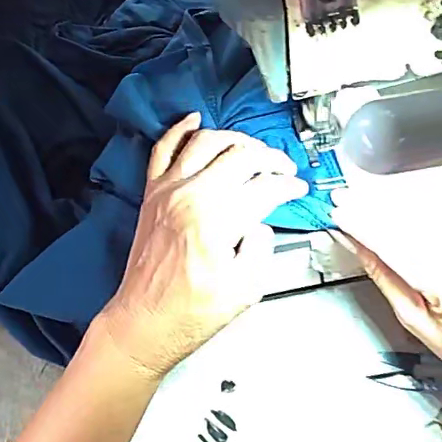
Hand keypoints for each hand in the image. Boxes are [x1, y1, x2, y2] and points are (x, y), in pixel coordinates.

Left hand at [94, 114, 308, 380]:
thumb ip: (261, 247)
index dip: (287, 186)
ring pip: (206, 141)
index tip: (296, 189)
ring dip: (235, 139)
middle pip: (239, 156)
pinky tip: (195, 120)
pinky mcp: (152, 193)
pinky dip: (180, 130)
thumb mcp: (245, 290)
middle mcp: (189, 196)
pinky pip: (163, 149)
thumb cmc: (190, 312)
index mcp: (215, 221)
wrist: (144, 321)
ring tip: (252, 150)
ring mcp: (167, 190)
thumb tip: (259, 223)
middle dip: (269, 159)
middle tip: (282, 170)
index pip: (263, 187)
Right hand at [331, 174, 441, 425]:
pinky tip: (410, 193)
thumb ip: (384, 276)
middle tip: (351, 194)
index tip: (341, 210)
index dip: (362, 220)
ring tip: (373, 189)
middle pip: (416, 211)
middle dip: (377, 199)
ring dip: (400, 190)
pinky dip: (431, 193)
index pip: (396, 240)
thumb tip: (356, 242)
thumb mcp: (420, 326)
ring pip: (439, 197)